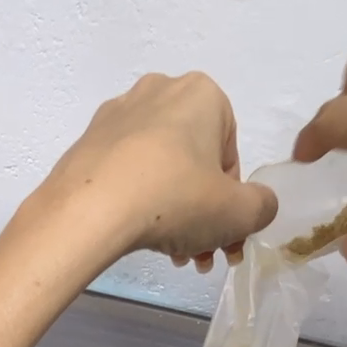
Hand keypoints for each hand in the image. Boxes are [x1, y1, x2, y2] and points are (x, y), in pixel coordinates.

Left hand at [38, 72, 277, 272]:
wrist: (89, 211)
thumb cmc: (174, 200)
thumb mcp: (239, 213)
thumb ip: (261, 207)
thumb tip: (256, 206)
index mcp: (202, 94)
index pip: (229, 155)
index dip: (230, 202)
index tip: (221, 235)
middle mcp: (158, 91)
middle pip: (191, 165)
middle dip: (200, 214)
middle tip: (198, 255)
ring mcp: (116, 116)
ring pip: (158, 171)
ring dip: (171, 216)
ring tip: (170, 255)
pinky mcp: (85, 143)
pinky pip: (123, 174)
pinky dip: (135, 203)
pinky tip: (135, 236)